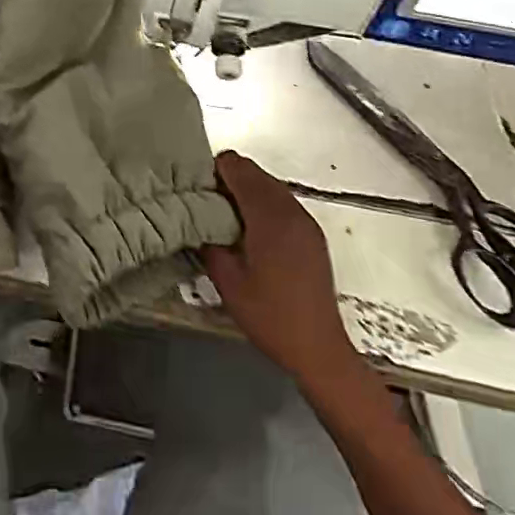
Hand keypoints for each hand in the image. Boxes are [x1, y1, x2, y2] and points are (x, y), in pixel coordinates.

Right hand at [202, 151, 356, 380]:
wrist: (318, 347)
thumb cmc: (270, 316)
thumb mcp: (227, 282)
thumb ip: (209, 243)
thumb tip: (197, 221)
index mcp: (268, 215)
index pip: (238, 168)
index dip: (215, 171)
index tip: (198, 189)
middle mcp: (290, 209)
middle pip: (255, 172)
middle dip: (229, 180)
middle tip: (206, 204)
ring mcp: (305, 220)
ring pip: (270, 185)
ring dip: (247, 191)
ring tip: (226, 219)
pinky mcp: (313, 233)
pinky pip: (283, 202)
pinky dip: (264, 204)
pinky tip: (251, 232)